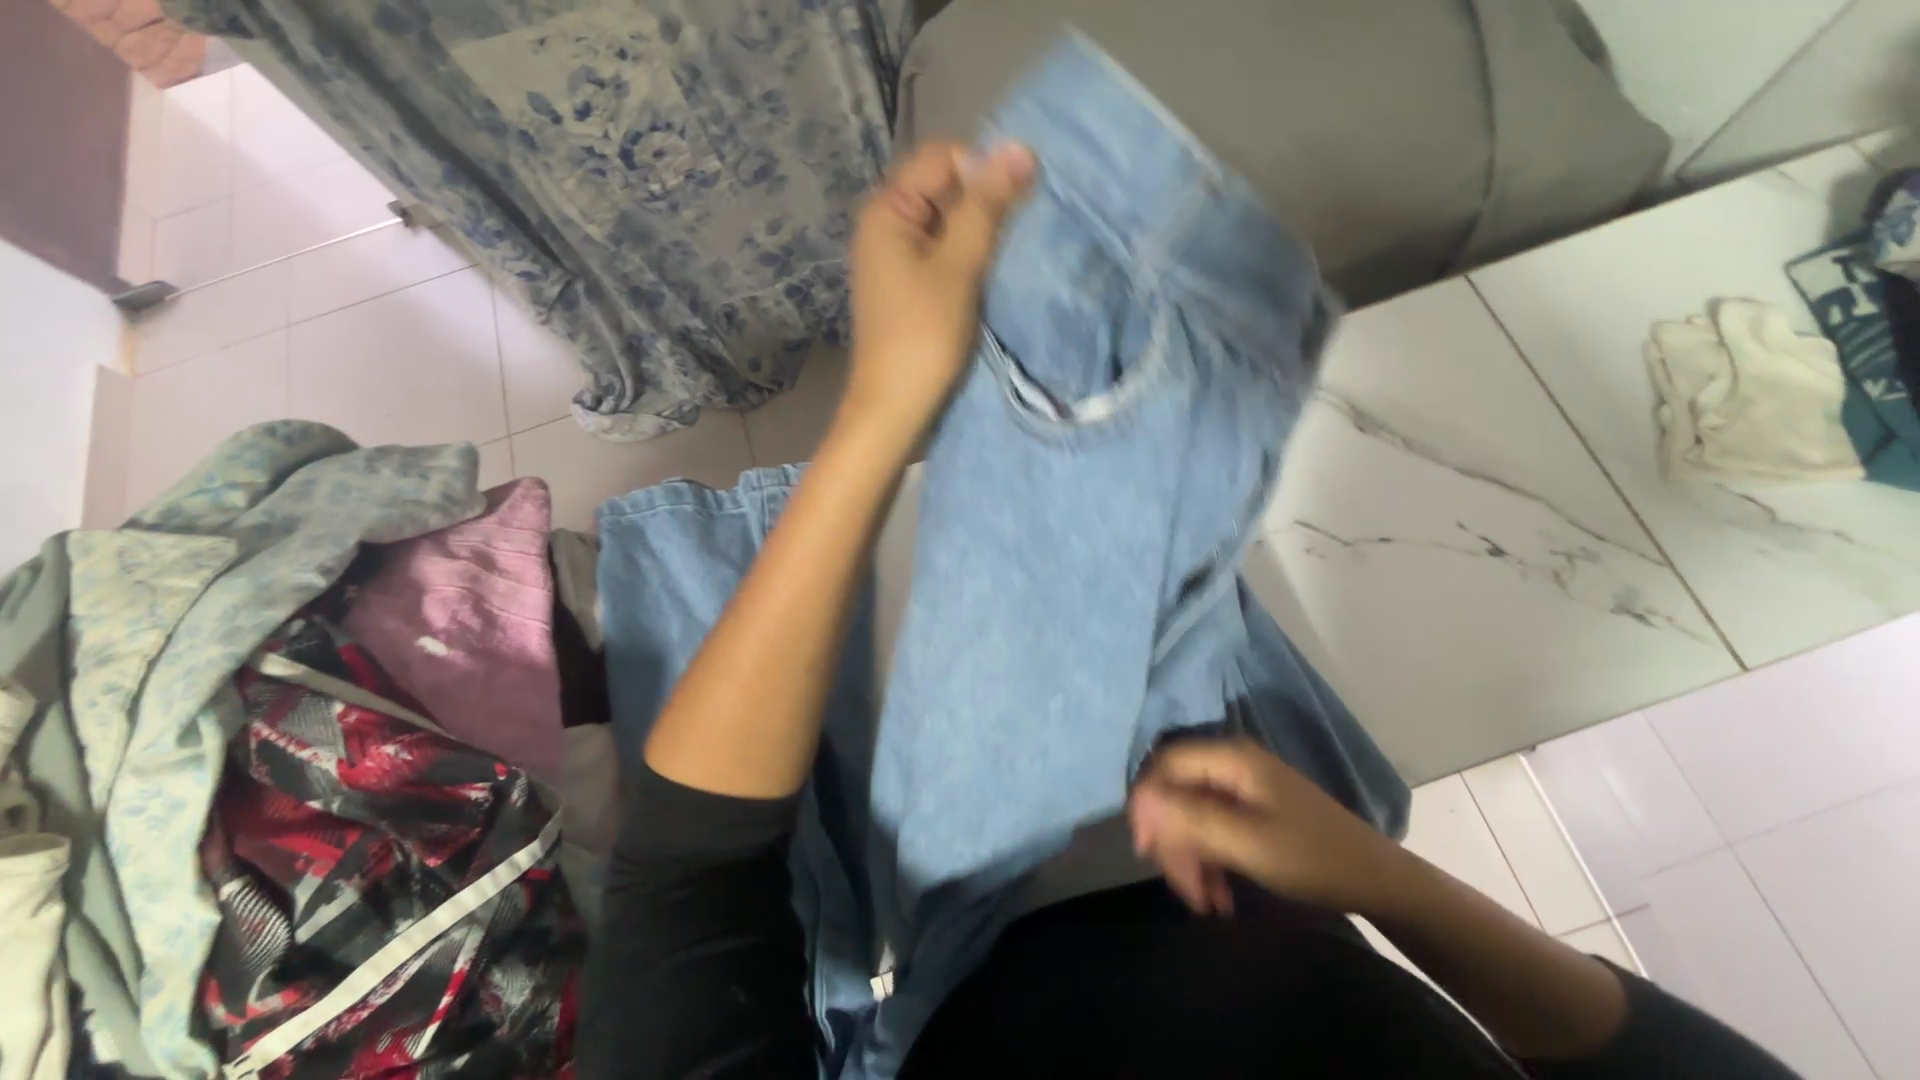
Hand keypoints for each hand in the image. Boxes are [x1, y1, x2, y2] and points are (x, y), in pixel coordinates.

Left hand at [840, 140, 1035, 440]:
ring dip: (981, 235)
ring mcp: (896, 257)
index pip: (943, 157)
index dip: (982, 173)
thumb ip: (987, 207)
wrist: (894, 409)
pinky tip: (990, 281)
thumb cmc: (923, 337)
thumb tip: (1020, 147)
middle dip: (985, 205)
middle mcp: (886, 225)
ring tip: (1006, 262)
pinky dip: (969, 259)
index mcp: (887, 210)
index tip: (1012, 211)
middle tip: (1015, 239)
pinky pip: (944, 254)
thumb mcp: (959, 266)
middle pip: (946, 188)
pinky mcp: (910, 286)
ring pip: (950, 223)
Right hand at [1128, 738, 1412, 917]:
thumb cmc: (1313, 858)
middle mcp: (1233, 765)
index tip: (1145, 849)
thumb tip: (1140, 800)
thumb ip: (1191, 818)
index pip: (1165, 765)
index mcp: (1231, 760)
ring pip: (1193, 817)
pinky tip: (1219, 896)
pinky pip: (1214, 829)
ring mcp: (1244, 789)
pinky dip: (1211, 862)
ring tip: (1206, 903)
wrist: (1379, 882)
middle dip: (1175, 843)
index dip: (1147, 802)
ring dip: (1193, 860)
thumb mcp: (1247, 842)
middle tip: (1185, 890)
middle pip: (1178, 795)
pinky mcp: (1253, 813)